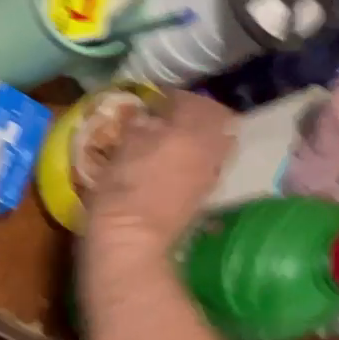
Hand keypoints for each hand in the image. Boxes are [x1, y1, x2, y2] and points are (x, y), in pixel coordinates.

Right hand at [85, 93, 235, 255]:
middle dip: (197, 113)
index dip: (168, 97)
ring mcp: (211, 171)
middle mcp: (209, 145)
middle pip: (216, 117)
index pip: (187, 100)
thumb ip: (136, 128)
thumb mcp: (119, 155)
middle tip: (173, 117)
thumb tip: (142, 115)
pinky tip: (179, 163)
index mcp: (188, 129)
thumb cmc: (119, 195)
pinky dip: (200, 156)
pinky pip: (211, 163)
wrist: (130, 242)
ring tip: (178, 140)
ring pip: (218, 140)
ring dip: (203, 134)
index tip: (152, 101)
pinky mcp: (205, 194)